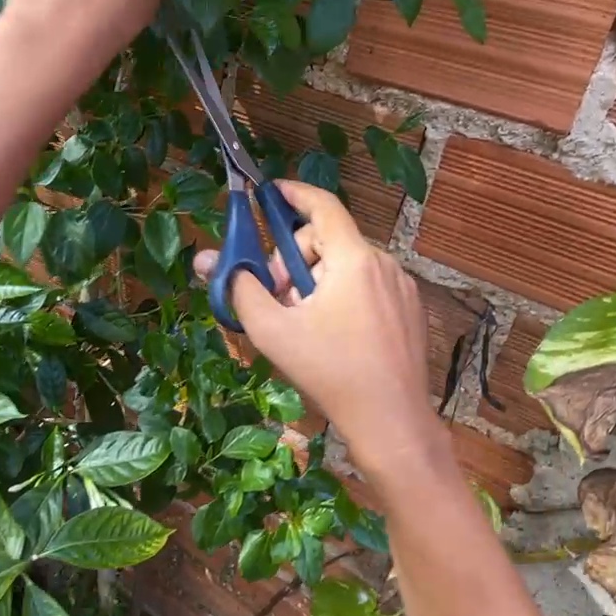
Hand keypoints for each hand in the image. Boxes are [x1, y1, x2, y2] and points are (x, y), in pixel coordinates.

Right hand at [193, 181, 435, 442]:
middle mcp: (383, 264)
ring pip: (344, 264)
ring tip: (301, 321)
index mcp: (354, 260)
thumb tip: (207, 260)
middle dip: (293, 259)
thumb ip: (239, 288)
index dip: (294, 193)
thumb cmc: (330, 372)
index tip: (268, 192)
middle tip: (276, 296)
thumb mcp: (273, 330)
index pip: (323, 205)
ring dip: (314, 280)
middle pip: (327, 239)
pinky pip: (365, 284)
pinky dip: (339, 294)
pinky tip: (330, 332)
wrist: (392, 423)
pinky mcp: (408, 310)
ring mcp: (400, 288)